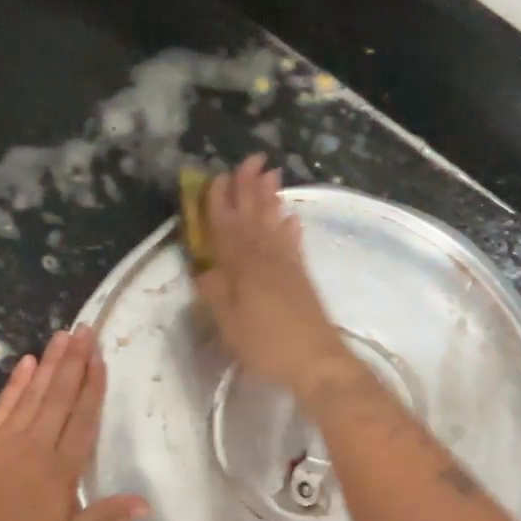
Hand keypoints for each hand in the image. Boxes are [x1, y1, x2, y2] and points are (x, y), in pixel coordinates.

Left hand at [0, 328, 148, 520]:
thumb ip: (106, 514)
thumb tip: (147, 503)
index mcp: (63, 467)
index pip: (83, 419)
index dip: (93, 387)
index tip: (100, 357)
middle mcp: (38, 444)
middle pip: (60, 397)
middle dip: (74, 361)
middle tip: (85, 329)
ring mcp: (8, 438)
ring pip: (34, 393)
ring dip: (49, 363)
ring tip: (62, 335)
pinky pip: (4, 404)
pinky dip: (16, 383)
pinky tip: (26, 362)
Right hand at [194, 154, 353, 393]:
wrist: (315, 360)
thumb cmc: (266, 343)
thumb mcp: (230, 323)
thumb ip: (216, 293)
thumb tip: (204, 271)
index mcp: (243, 268)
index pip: (227, 228)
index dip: (220, 204)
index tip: (215, 179)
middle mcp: (266, 259)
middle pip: (254, 217)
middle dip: (250, 188)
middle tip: (250, 160)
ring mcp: (287, 266)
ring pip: (274, 225)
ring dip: (270, 199)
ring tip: (270, 175)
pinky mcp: (301, 278)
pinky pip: (293, 245)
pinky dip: (290, 229)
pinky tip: (290, 218)